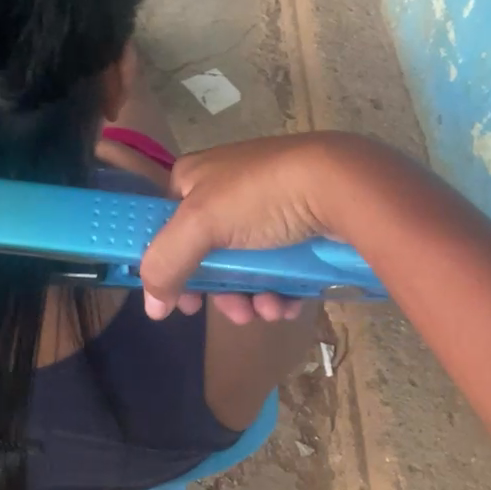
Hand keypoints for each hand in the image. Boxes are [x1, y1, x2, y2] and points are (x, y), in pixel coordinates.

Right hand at [142, 133, 388, 322]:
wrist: (338, 184)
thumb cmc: (260, 197)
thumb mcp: (200, 224)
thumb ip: (165, 263)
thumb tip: (151, 305)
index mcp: (194, 177)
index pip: (165, 223)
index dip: (168, 263)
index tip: (180, 299)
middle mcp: (225, 188)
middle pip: (206, 252)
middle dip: (221, 290)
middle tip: (235, 312)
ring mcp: (263, 206)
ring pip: (244, 264)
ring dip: (252, 297)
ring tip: (268, 310)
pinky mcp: (296, 222)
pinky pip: (277, 264)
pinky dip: (278, 289)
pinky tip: (288, 303)